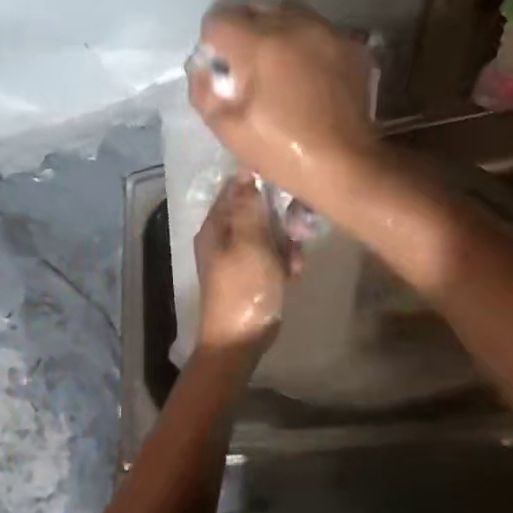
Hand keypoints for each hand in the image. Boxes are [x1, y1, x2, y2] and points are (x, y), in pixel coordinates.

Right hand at [188, 2, 380, 206]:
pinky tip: (306, 74)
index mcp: (260, 44)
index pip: (219, 20)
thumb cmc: (279, 149)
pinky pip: (318, 30)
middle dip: (242, 30)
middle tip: (243, 65)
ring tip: (275, 64)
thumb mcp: (226, 128)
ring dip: (275, 30)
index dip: (211, 43)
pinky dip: (305, 43)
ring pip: (291, 12)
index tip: (217, 67)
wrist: (344, 165)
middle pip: (255, 7)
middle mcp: (295, 26)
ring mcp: (329, 32)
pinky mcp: (353, 46)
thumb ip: (203, 91)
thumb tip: (203, 69)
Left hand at [195, 174, 289, 350]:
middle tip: (298, 233)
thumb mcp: (249, 242)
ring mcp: (237, 256)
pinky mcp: (252, 274)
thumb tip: (245, 171)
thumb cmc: (243, 289)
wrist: (239, 341)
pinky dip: (284, 262)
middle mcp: (223, 236)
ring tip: (294, 261)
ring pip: (269, 233)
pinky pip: (272, 256)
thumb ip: (248, 206)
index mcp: (215, 225)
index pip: (236, 188)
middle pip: (256, 210)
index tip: (289, 190)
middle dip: (281, 219)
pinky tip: (293, 275)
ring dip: (287, 243)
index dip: (262, 184)